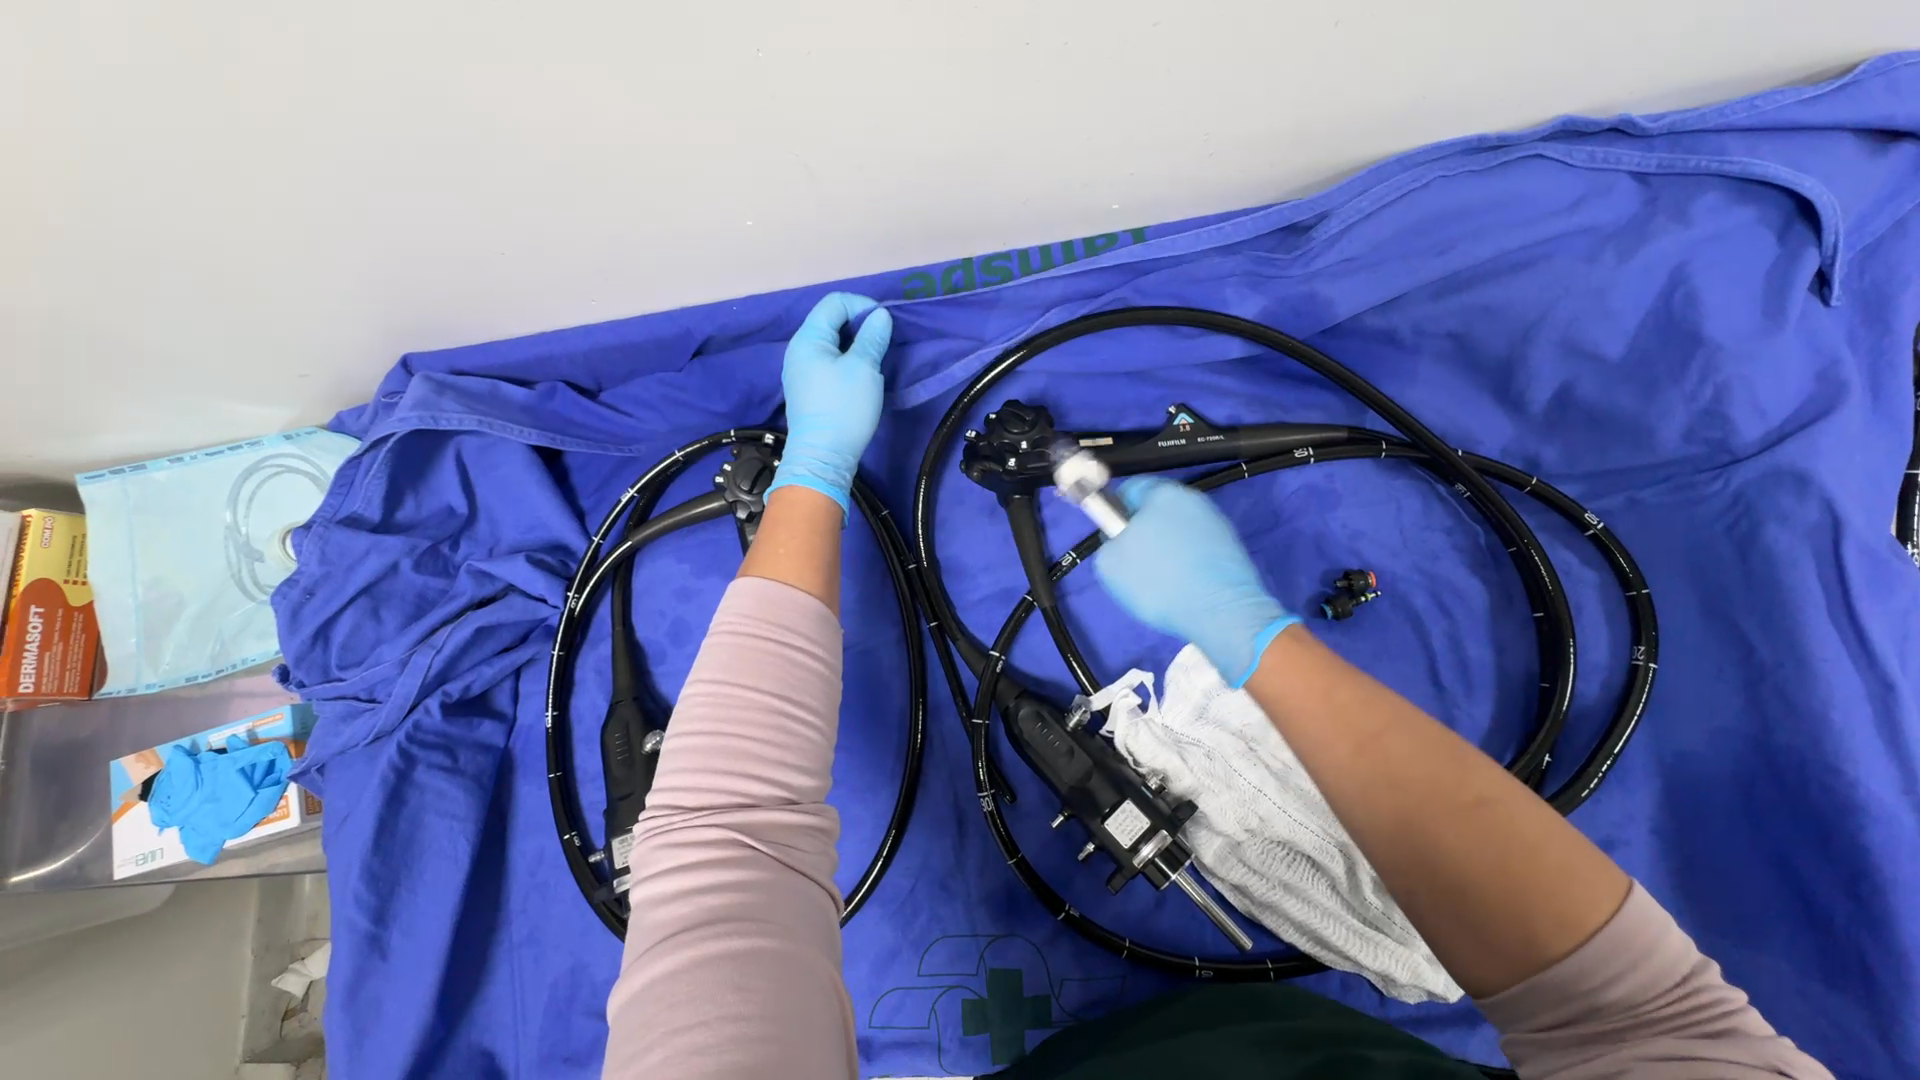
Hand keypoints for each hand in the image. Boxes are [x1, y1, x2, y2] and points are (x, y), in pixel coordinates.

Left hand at [767, 292, 893, 514]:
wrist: (823, 457)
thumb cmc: (844, 408)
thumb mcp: (864, 369)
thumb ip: (872, 337)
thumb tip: (879, 316)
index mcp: (809, 338)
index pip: (834, 302)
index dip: (862, 305)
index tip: (884, 323)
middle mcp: (799, 349)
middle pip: (830, 321)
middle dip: (859, 324)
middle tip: (883, 341)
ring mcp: (800, 371)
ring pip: (830, 343)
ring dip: (854, 344)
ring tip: (875, 359)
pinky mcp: (807, 389)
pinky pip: (827, 362)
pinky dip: (846, 360)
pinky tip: (860, 377)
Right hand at [1092, 476, 1298, 686]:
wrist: (1219, 610)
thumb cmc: (1159, 580)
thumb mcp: (1109, 563)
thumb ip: (1109, 541)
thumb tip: (1122, 540)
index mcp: (1163, 493)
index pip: (1131, 489)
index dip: (1116, 512)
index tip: (1114, 539)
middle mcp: (1193, 500)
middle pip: (1156, 511)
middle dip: (1143, 533)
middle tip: (1135, 565)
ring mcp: (1216, 523)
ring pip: (1178, 532)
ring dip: (1167, 550)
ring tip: (1162, 582)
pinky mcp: (1232, 548)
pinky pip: (1198, 550)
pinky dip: (1188, 564)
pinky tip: (1184, 587)